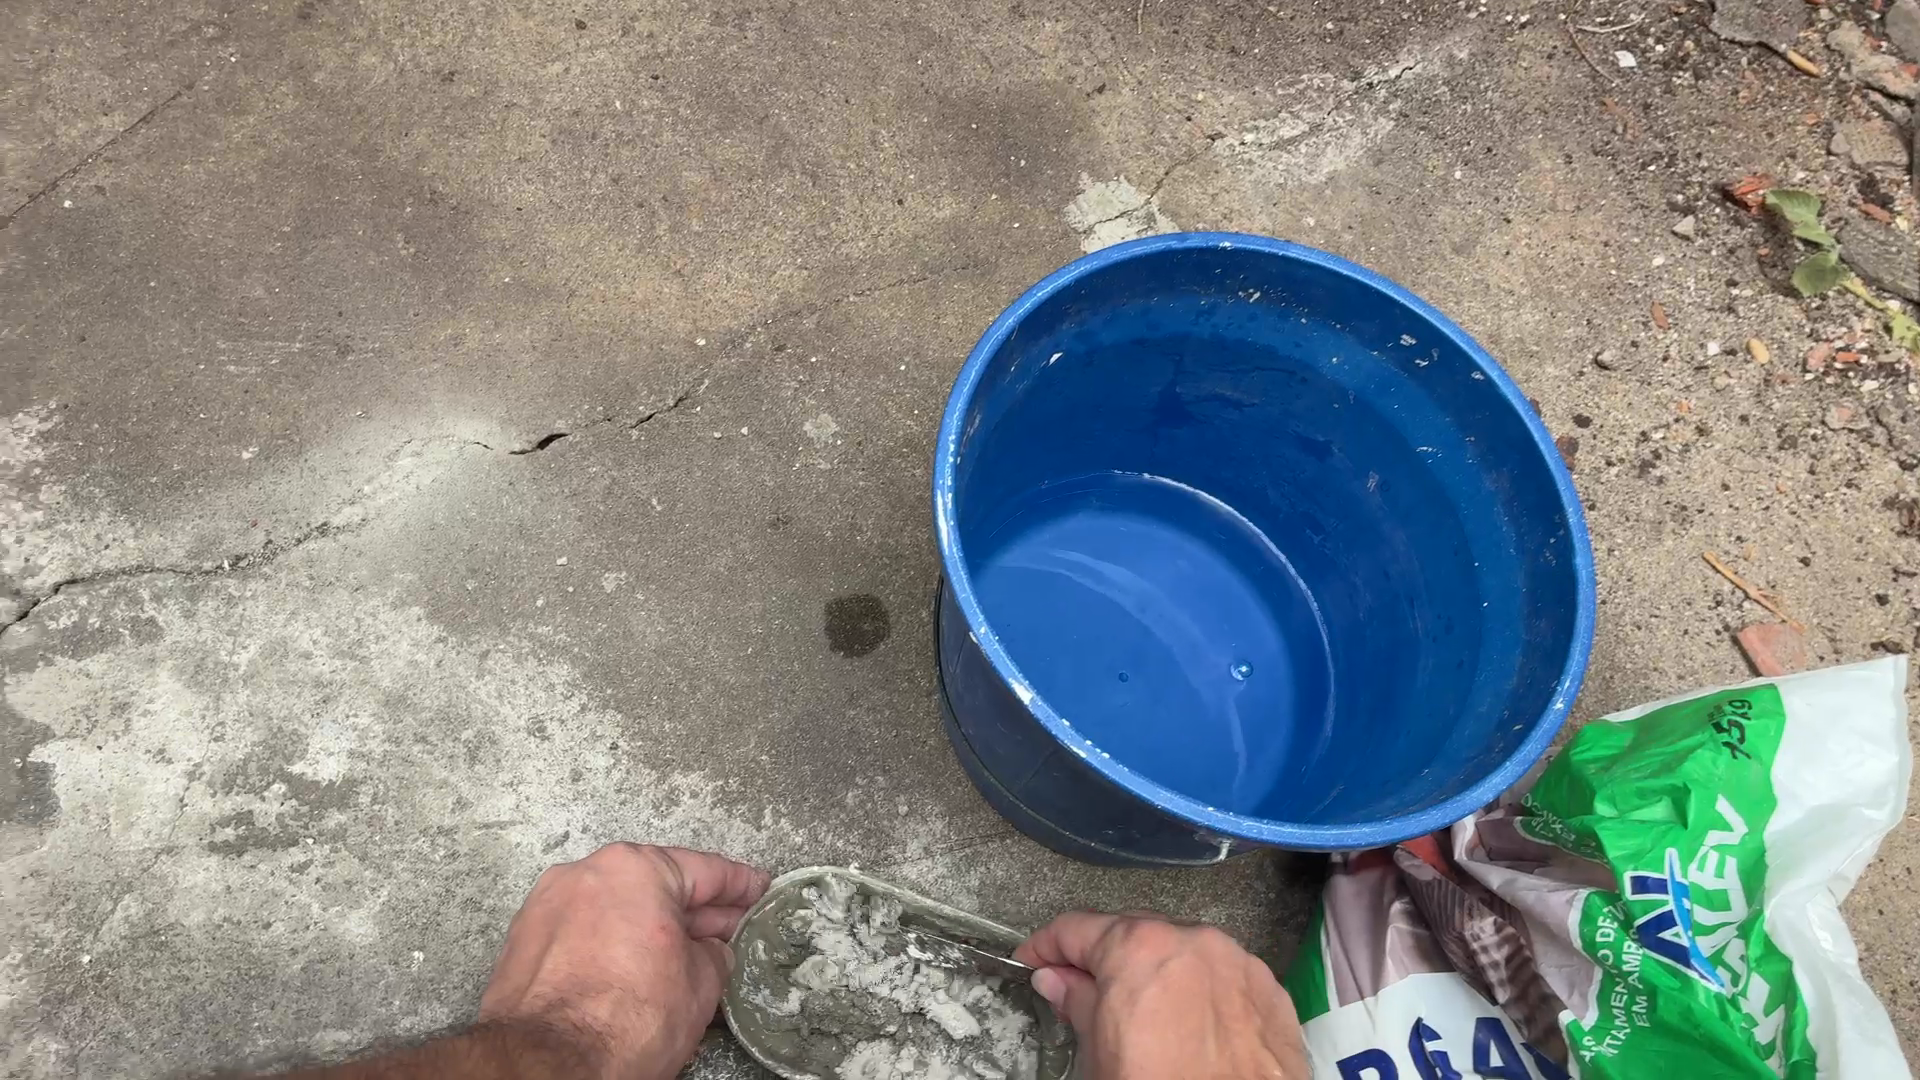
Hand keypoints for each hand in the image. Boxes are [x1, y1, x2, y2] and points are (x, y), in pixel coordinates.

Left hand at [478, 843, 770, 1079]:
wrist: (543, 1073)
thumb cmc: (625, 1019)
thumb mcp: (702, 982)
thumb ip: (714, 952)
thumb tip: (709, 951)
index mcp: (636, 867)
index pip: (705, 870)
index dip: (741, 885)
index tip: (760, 889)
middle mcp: (589, 874)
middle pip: (658, 887)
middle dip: (698, 911)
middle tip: (733, 927)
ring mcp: (550, 908)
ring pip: (620, 909)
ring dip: (655, 928)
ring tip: (689, 953)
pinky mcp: (523, 946)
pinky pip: (587, 933)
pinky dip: (616, 945)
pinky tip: (640, 969)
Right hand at [1013, 912, 1308, 1079]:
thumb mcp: (1101, 1056)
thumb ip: (1077, 1004)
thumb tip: (1055, 980)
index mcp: (1137, 945)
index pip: (1076, 928)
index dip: (1047, 947)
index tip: (1033, 962)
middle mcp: (1189, 937)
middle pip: (1130, 934)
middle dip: (1104, 960)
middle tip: (1081, 993)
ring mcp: (1235, 960)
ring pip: (1179, 951)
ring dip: (1155, 972)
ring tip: (1144, 1014)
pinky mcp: (1270, 989)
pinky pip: (1220, 975)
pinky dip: (1200, 990)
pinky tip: (1192, 1025)